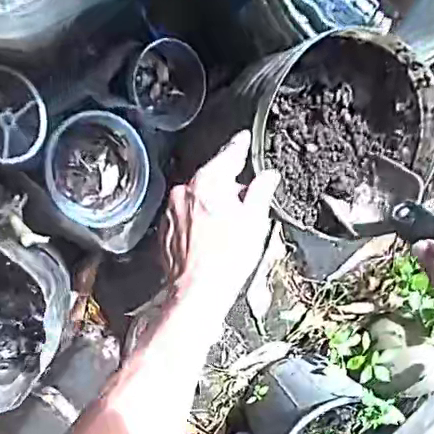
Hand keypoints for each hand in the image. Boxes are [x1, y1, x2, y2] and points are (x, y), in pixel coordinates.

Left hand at [159, 130, 275, 331]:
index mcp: (206, 183)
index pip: (227, 155)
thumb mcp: (255, 221)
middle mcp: (183, 193)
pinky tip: (211, 240)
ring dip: (212, 206)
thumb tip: (268, 176)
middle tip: (245, 204)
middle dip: (228, 187)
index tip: (244, 140)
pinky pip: (185, 218)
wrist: (197, 292)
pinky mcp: (165, 233)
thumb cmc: (227, 260)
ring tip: (228, 230)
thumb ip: (261, 192)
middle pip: (211, 179)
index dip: (240, 147)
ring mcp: (171, 213)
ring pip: (197, 199)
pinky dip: (198, 222)